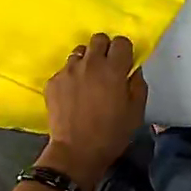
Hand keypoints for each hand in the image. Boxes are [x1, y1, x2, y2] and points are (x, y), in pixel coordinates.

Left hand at [37, 33, 148, 188]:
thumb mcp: (135, 112)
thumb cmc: (111, 134)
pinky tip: (73, 94)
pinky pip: (65, 69)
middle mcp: (90, 63)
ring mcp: (68, 70)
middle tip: (107, 67)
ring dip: (87, 61)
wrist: (75, 151)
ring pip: (80, 52)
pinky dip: (71, 76)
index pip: (121, 41)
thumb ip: (138, 85)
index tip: (124, 62)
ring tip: (88, 79)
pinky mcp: (53, 80)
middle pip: (98, 39)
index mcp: (113, 69)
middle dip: (105, 49)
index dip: (124, 50)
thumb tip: (134, 69)